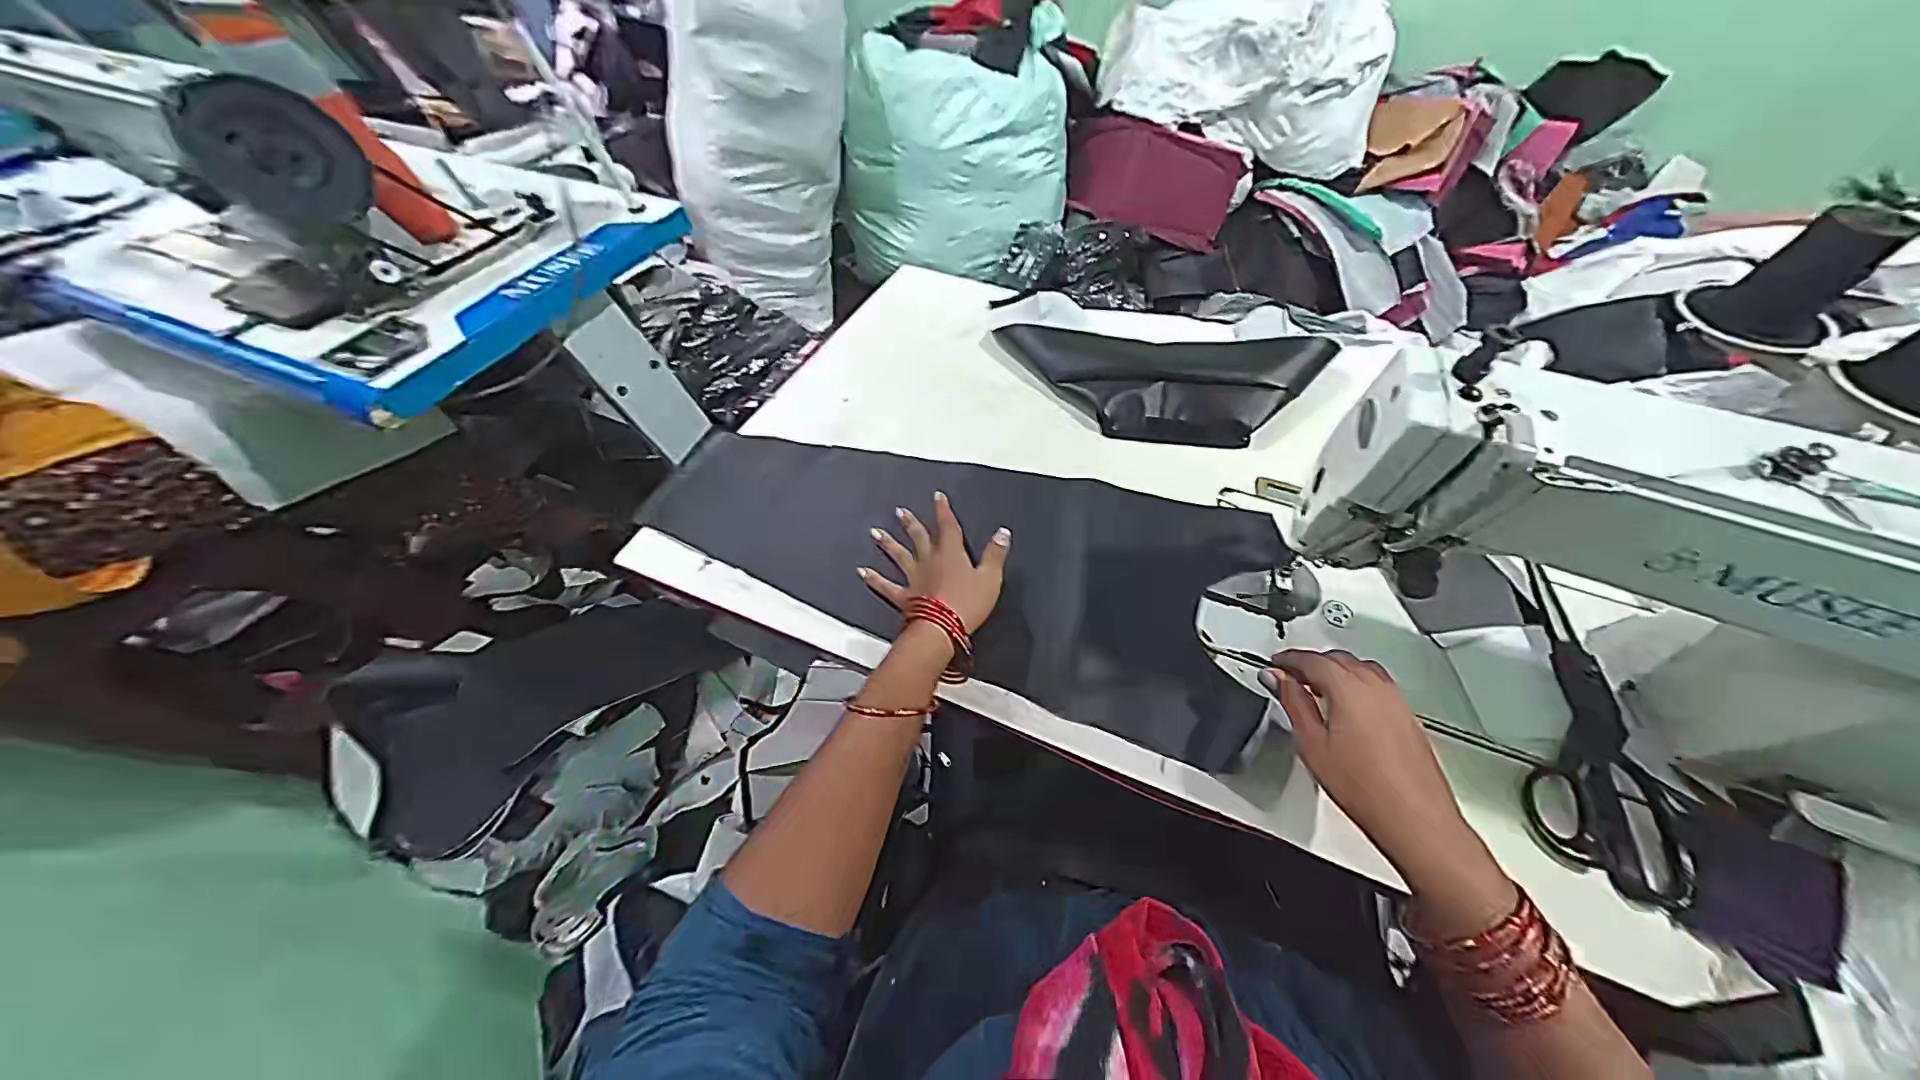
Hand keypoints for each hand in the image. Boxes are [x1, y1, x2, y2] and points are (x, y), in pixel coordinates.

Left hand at [860, 491, 1009, 632]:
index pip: (948, 526)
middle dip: (911, 523)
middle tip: (900, 512)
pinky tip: (862, 571)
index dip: (943, 510)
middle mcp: (929, 561)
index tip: (937, 496)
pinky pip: (885, 585)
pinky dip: (873, 578)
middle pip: (919, 537)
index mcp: (952, 553)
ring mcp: (913, 578)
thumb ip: (995, 554)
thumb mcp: (991, 578)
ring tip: (876, 532)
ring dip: (888, 544)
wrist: (942, 627)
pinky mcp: (904, 596)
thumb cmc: (969, 603)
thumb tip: (1003, 532)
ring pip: (899, 556)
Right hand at [1262, 650, 1497, 897]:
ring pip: (1361, 668)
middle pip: (1338, 659)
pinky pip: (1378, 685)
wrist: (1414, 820)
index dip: (1288, 659)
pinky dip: (1356, 684)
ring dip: (1336, 670)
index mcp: (1349, 689)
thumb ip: (1293, 702)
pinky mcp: (1408, 717)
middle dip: (1311, 662)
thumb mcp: (1311, 743)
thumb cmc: (1368, 789)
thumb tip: (1278, 678)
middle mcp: (1377, 688)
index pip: (1312, 660)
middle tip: (1289, 673)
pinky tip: (1345, 704)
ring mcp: (1397, 702)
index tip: (1275, 664)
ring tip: (1315, 686)